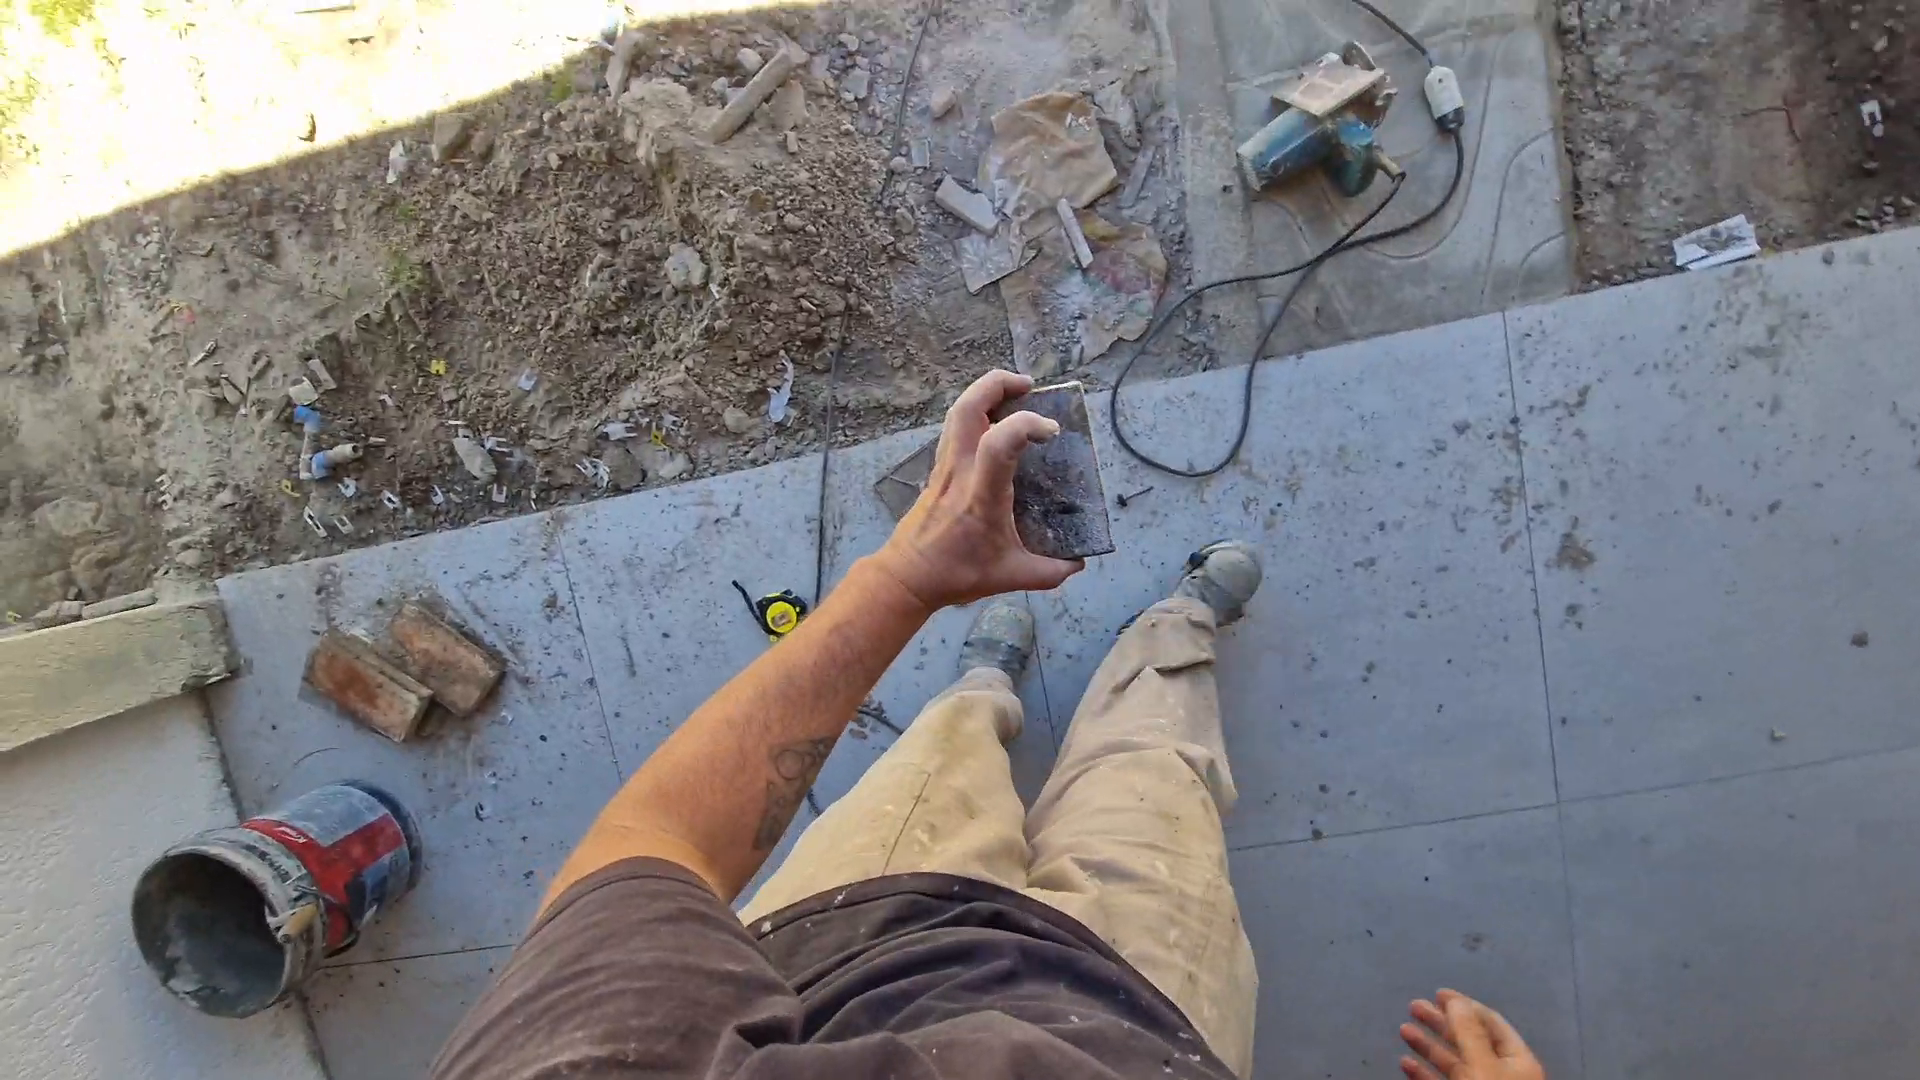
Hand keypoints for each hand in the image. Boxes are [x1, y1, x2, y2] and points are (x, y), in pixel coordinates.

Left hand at [873, 369, 1084, 609]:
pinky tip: (994, 427)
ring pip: (957, 412)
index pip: (998, 444)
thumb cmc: (957, 575)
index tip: (1051, 431)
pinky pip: (954, 429)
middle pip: (967, 408)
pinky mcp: (937, 469)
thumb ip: (1049, 571)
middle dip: (998, 384)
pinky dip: (976, 414)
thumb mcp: (1010, 577)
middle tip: (1028, 385)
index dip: (1027, 425)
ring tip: (1015, 395)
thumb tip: (1077, 563)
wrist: (907, 576)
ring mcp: (944, 466)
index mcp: (980, 496)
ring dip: (985, 393)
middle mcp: (959, 472)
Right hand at [1399, 989, 1543, 1079]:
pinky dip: (1424, 1074)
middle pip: (1469, 1040)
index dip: (1465, 1005)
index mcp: (1517, 1063)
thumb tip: (1455, 1001)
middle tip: (1413, 1006)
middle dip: (1441, 1022)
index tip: (1437, 993)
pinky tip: (1406, 1064)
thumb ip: (1468, 1032)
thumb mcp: (1483, 1067)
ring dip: (1428, 1045)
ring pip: (1454, 1063)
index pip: (1491, 1023)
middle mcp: (1502, 1075)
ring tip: (1403, 1030)